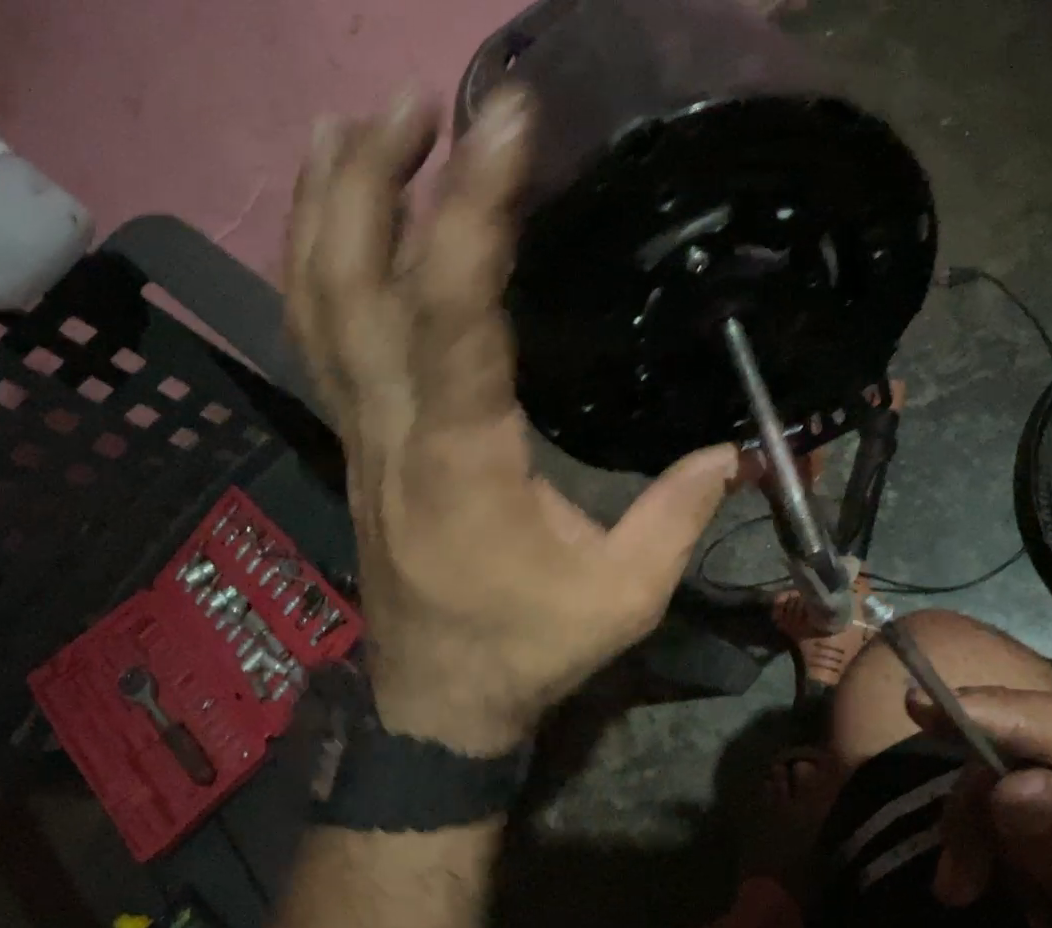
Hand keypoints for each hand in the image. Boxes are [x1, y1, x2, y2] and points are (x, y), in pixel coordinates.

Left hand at [284, 89, 738, 754]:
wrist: (440, 700)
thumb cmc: (528, 649)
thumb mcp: (624, 596)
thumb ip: (678, 516)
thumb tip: (738, 450)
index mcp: (464, 462)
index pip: (452, 318)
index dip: (473, 214)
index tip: (506, 127)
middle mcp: (394, 432)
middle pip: (353, 286)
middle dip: (377, 180)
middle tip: (419, 103)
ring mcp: (360, 435)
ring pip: (316, 305)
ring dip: (328, 208)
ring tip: (354, 126)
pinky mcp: (354, 443)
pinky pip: (316, 340)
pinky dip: (313, 266)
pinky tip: (333, 221)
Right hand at [910, 689, 1051, 927]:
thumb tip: (1008, 785)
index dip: (1010, 714)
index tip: (924, 705)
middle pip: (1050, 746)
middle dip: (991, 807)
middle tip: (958, 884)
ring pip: (1034, 765)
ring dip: (1001, 834)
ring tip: (1003, 908)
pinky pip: (1043, 787)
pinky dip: (1017, 839)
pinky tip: (1031, 899)